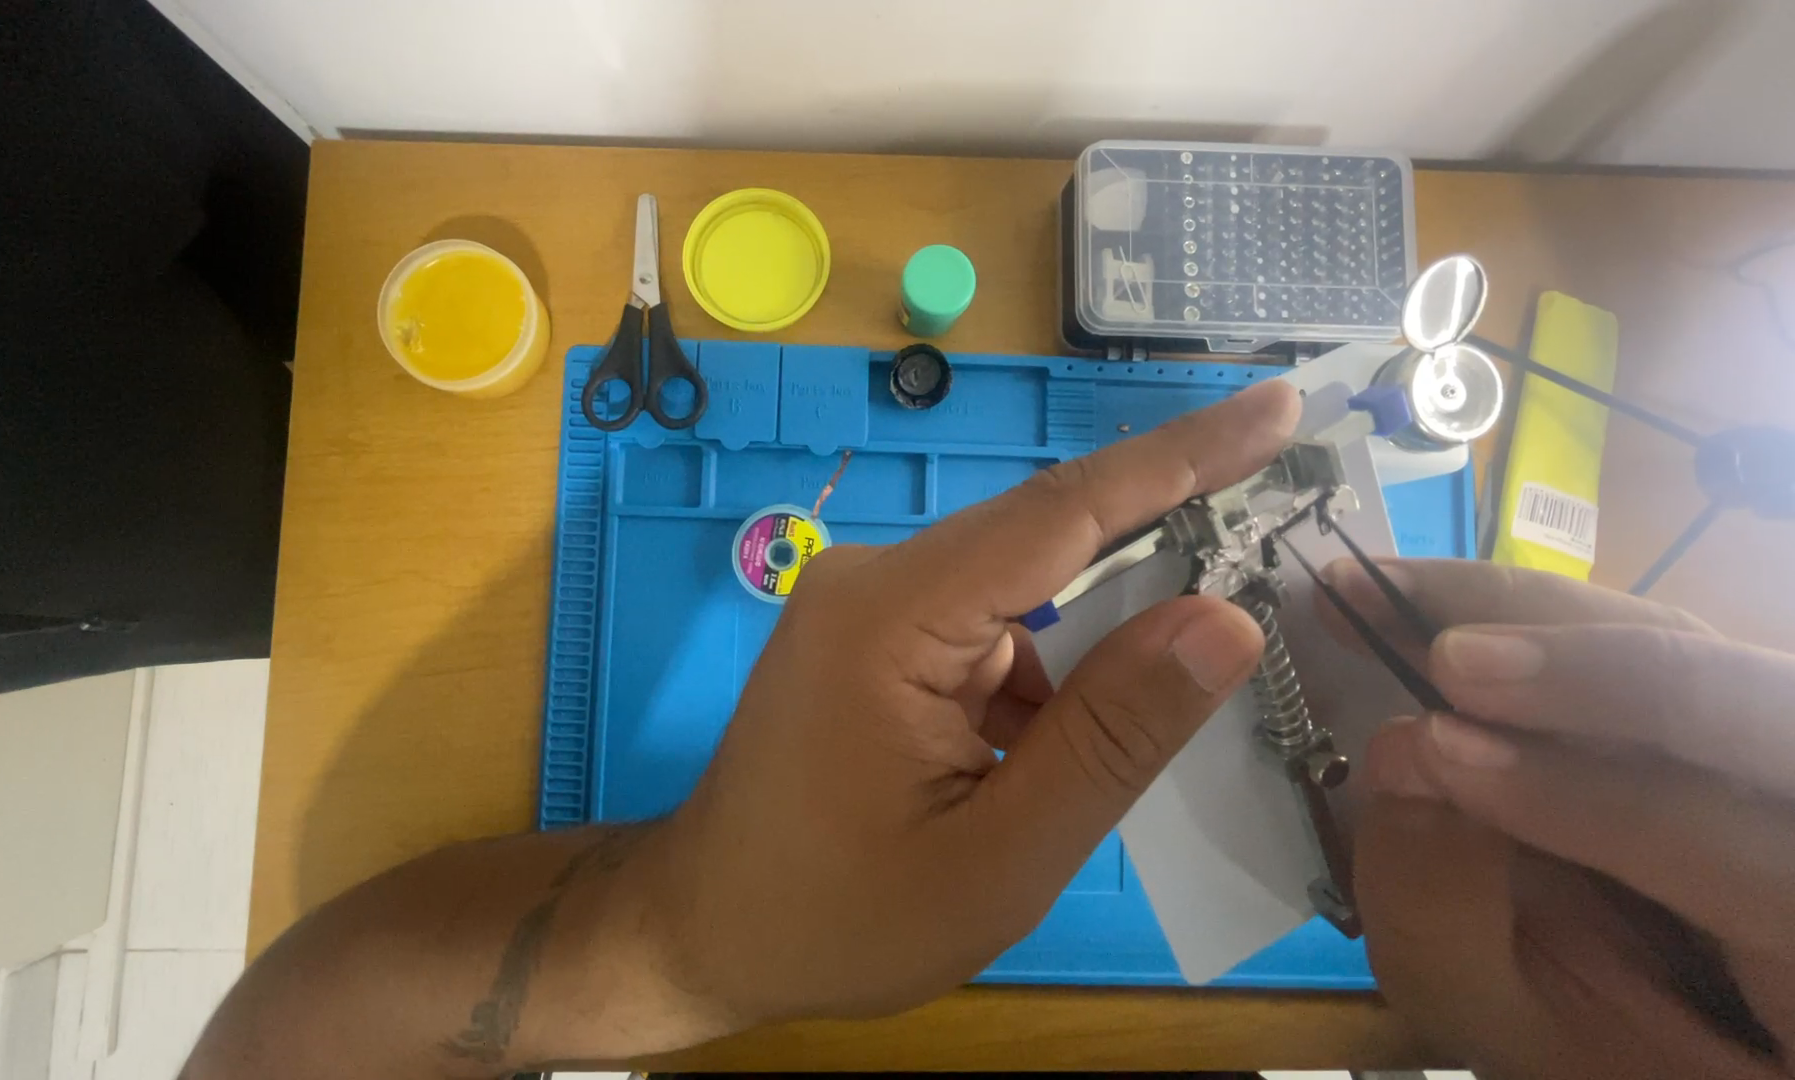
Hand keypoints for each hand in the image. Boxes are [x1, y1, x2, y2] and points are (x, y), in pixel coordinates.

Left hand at [611, 381, 1299, 1031]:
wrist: (710, 928)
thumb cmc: (840, 913)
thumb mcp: (1000, 851)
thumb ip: (1113, 734)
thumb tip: (1221, 620)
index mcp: (892, 615)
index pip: (1059, 512)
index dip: (1179, 459)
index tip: (1272, 410)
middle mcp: (872, 581)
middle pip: (1037, 545)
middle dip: (1147, 561)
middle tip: (1249, 582)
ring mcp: (862, 605)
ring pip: (1013, 599)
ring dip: (1079, 660)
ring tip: (1098, 744)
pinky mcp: (865, 637)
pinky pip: (977, 633)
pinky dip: (1030, 682)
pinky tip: (1031, 757)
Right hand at [1327, 558, 1794, 1077]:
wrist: (1649, 1003)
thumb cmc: (1586, 1036)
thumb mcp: (1510, 1022)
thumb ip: (1445, 918)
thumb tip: (1398, 755)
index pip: (1760, 867)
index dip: (1597, 802)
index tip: (1434, 751)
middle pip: (1770, 712)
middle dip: (1608, 674)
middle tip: (1442, 655)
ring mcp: (1769, 752)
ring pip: (1700, 640)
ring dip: (1532, 609)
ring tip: (1383, 589)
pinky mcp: (1711, 702)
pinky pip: (1631, 628)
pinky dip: (1515, 605)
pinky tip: (1420, 597)